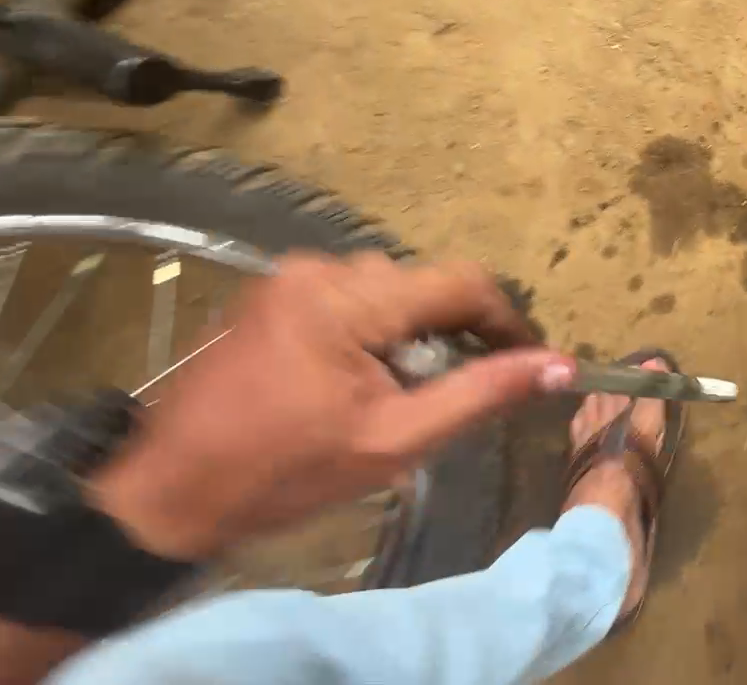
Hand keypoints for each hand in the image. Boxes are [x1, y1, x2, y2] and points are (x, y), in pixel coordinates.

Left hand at [89, 253, 576, 559]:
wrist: (158, 499)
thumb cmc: (283, 474)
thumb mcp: (396, 440)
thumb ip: (484, 392)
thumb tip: (563, 366)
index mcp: (346, 302)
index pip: (464, 284)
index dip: (506, 320)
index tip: (528, 359)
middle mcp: (320, 270)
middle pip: (429, 283)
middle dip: (458, 328)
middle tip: (459, 382)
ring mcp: (291, 276)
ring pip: (397, 285)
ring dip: (420, 325)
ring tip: (410, 381)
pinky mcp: (275, 290)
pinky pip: (359, 291)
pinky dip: (382, 323)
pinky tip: (369, 368)